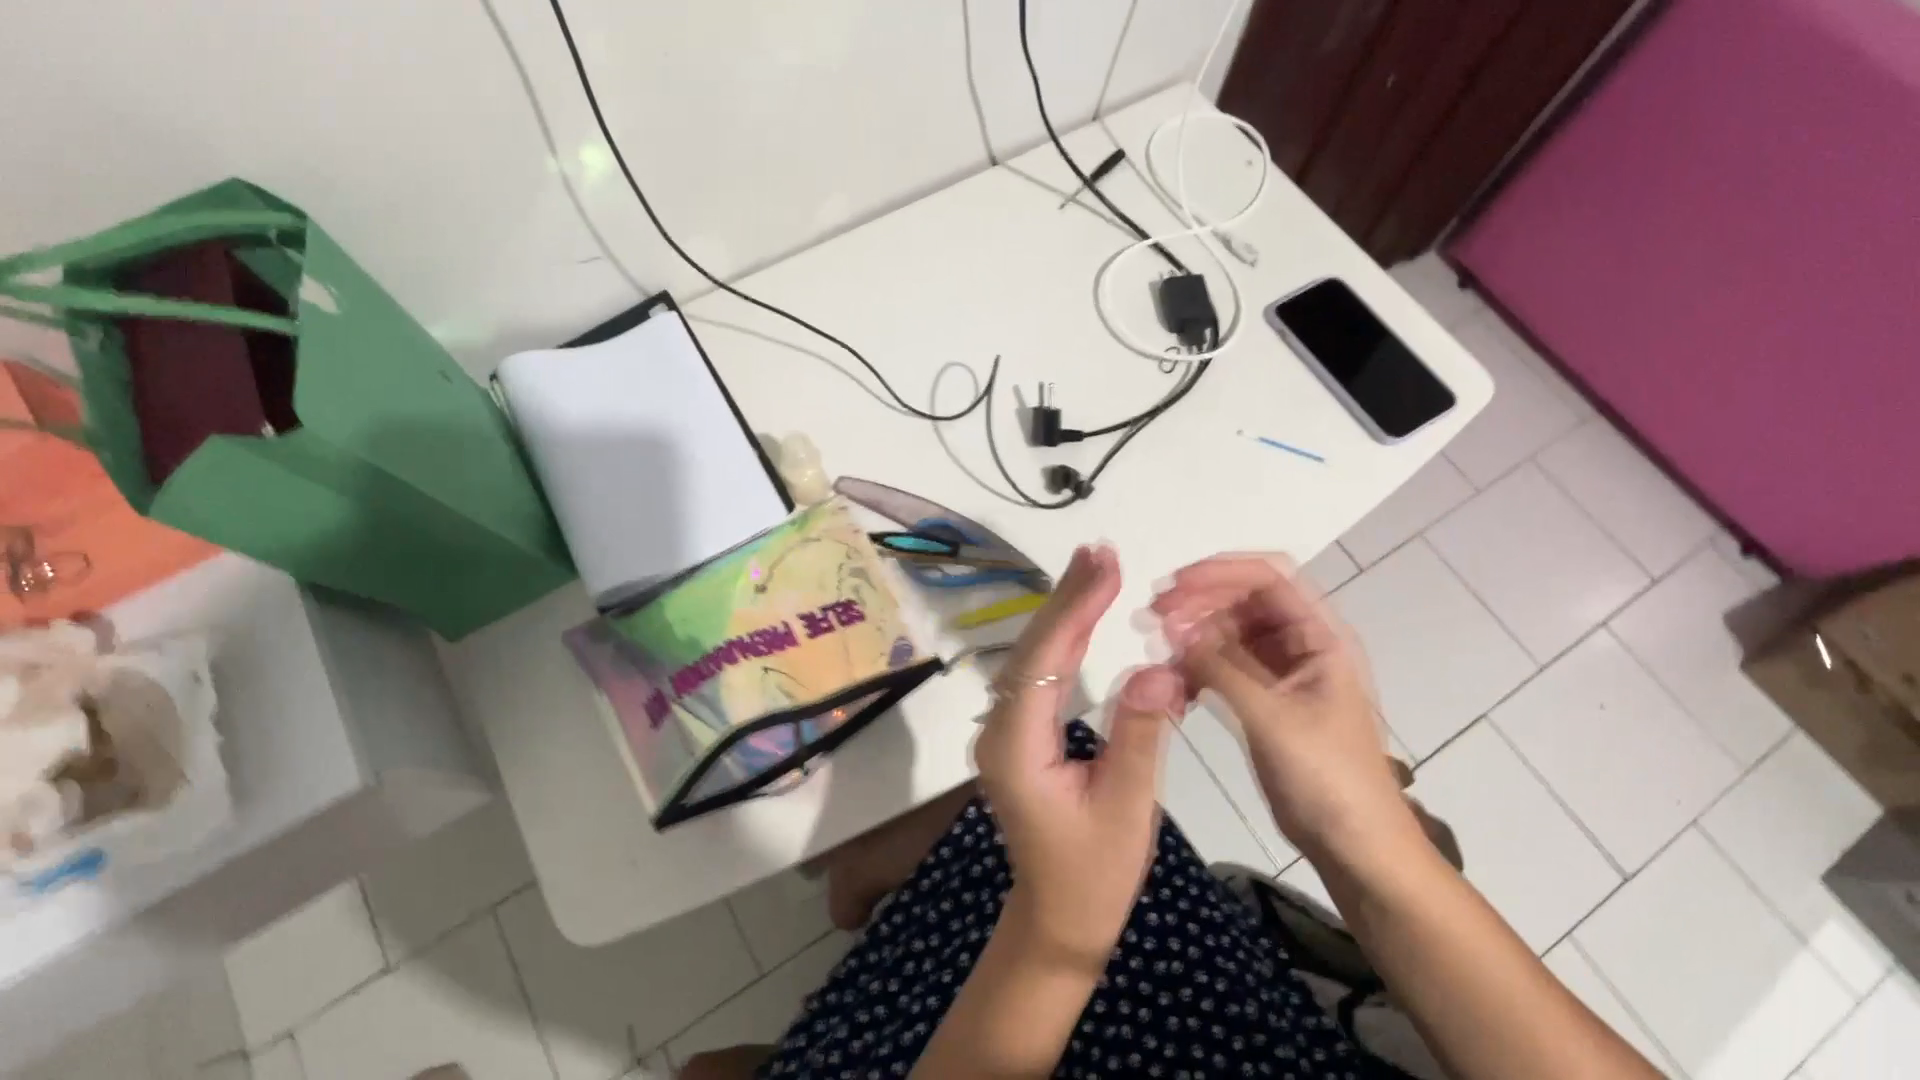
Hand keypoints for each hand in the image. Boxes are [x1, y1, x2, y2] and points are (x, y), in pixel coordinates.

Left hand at [974, 544, 1185, 968]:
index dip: (1074, 608)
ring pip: (1032, 659)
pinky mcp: (1018, 736)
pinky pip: (1038, 677)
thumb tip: (1159, 664)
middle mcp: (999, 730)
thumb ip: (1139, 733)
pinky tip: (1082, 617)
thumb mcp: (1126, 807)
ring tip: (1097, 568)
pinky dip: (1062, 641)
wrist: (1058, 918)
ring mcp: (1005, 732)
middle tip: (1102, 550)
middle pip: (1032, 650)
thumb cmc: (1094, 874)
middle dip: (1068, 598)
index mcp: (1016, 746)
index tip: (1104, 563)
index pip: (1044, 660)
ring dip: (1065, 612)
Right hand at [1152, 553, 1414, 866]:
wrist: (1356, 845)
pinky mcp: (1265, 702)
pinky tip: (1175, 679)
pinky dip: (1199, 665)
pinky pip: (1226, 666)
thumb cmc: (1327, 776)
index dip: (1221, 572)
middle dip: (1199, 601)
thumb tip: (1172, 627)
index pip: (1270, 577)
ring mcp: (1282, 674)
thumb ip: (1221, 666)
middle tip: (1152, 617)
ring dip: (1194, 633)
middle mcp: (1302, 645)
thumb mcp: (1272, 716)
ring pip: (1231, 633)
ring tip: (1156, 646)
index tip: (1172, 587)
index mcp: (1321, 636)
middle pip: (1245, 600)